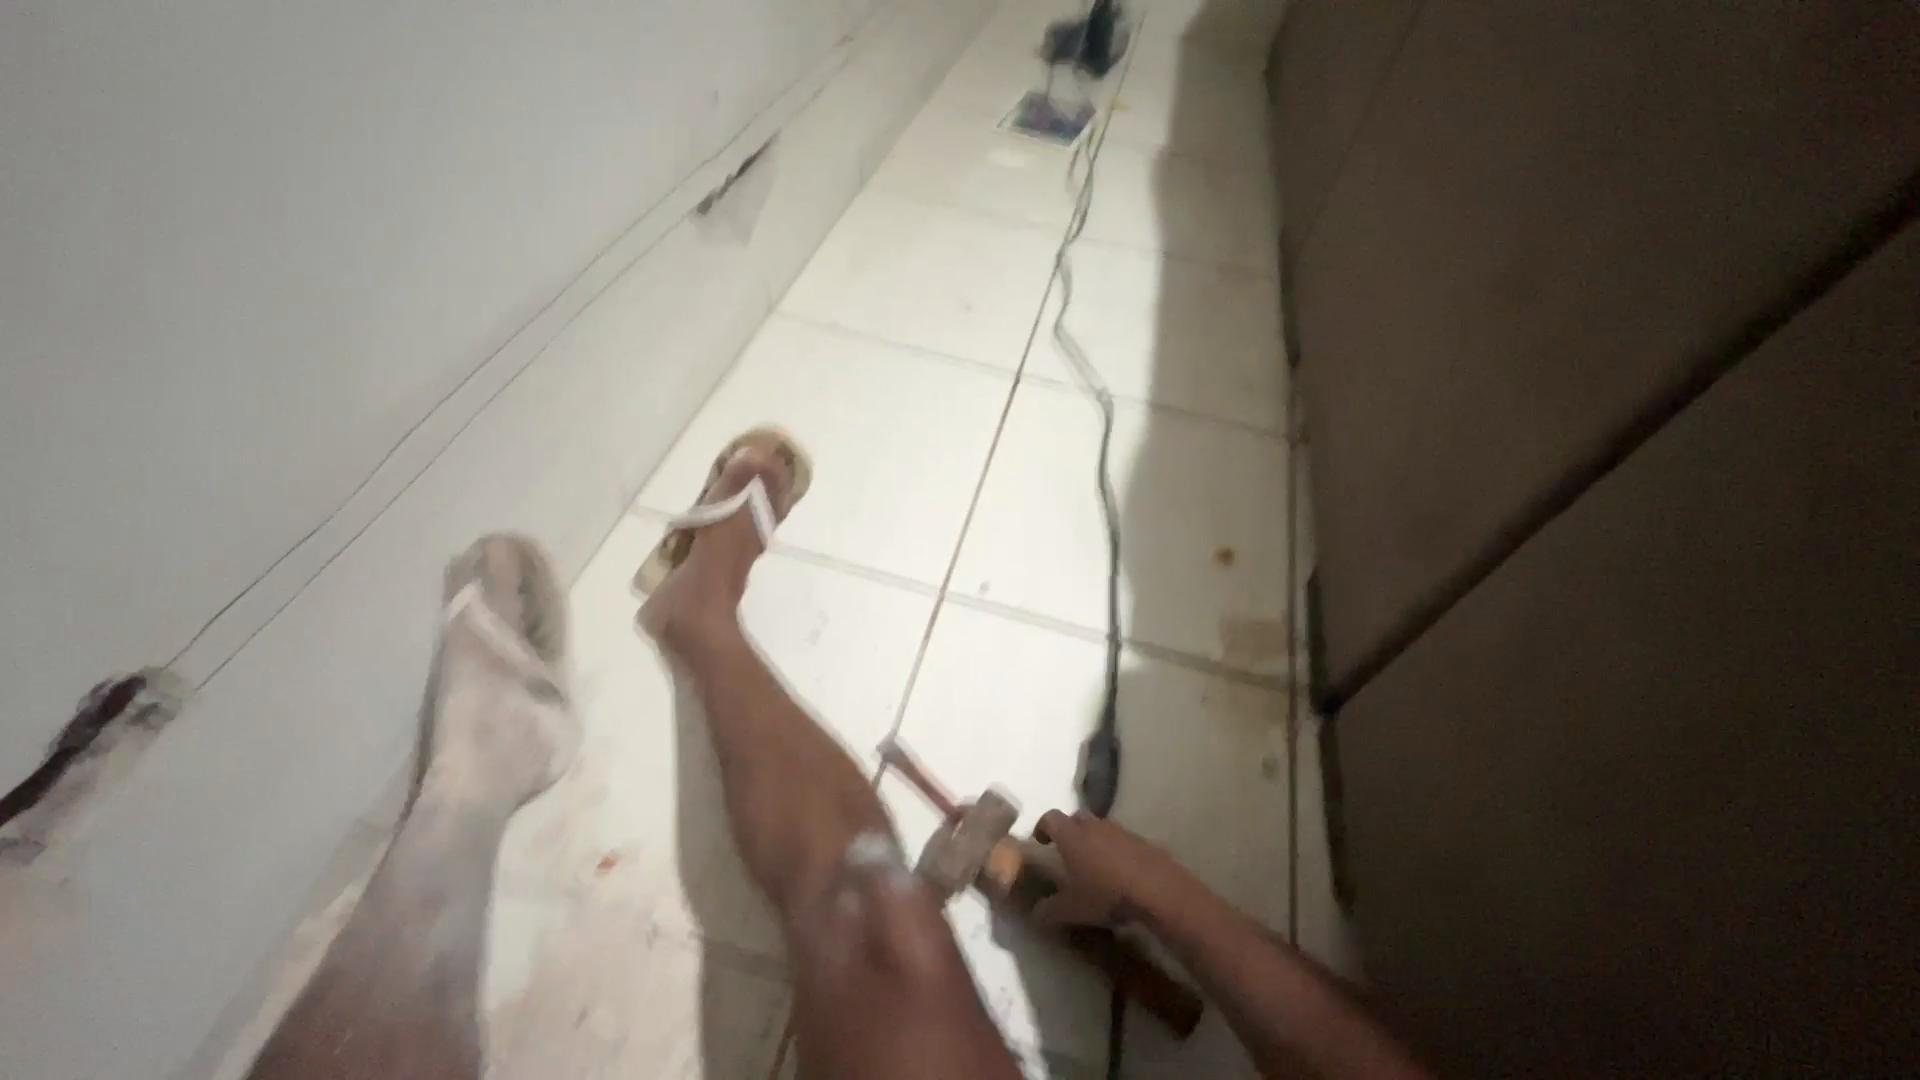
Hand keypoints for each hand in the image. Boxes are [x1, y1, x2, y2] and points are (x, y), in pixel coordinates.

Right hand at [1030, 810, 1188, 926]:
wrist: (1157, 890)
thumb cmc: (1106, 894)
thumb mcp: (1072, 909)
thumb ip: (1049, 911)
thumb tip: (1035, 914)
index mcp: (1071, 835)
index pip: (1050, 818)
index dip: (1042, 827)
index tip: (1041, 842)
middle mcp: (1094, 825)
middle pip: (1076, 818)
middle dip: (1069, 831)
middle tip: (1067, 852)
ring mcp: (1120, 830)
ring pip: (1100, 827)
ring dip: (1094, 840)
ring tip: (1094, 864)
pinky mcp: (1142, 840)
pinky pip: (1122, 840)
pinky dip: (1116, 850)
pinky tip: (1120, 872)